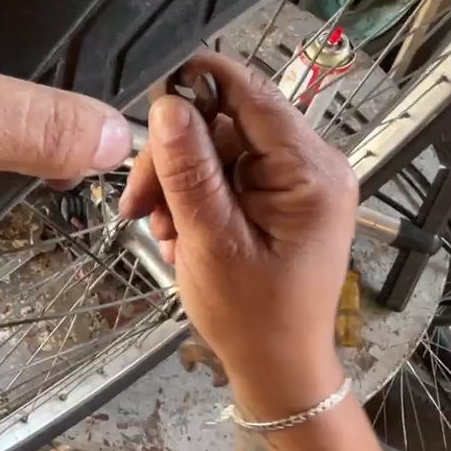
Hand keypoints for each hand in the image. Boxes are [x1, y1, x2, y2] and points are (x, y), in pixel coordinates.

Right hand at [117, 54, 357, 411]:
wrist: (276, 366)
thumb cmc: (251, 316)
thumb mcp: (212, 242)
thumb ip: (189, 172)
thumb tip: (167, 106)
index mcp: (309, 173)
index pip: (253, 96)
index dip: (199, 84)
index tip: (150, 92)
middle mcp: (311, 167)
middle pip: (226, 126)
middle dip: (175, 160)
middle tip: (139, 206)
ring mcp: (295, 183)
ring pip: (217, 152)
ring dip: (177, 186)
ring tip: (161, 232)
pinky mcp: (279, 199)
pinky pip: (225, 177)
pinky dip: (192, 200)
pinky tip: (178, 234)